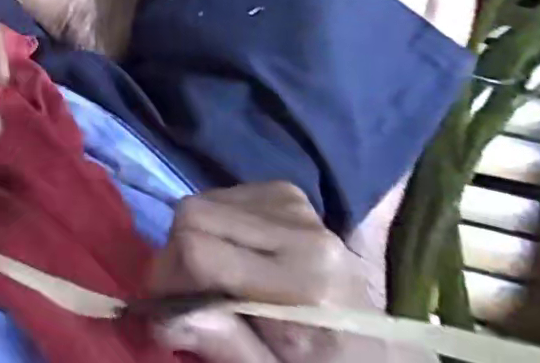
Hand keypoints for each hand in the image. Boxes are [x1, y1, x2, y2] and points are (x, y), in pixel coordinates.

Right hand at [147, 183, 383, 362]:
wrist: (376, 356)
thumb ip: (225, 346)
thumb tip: (164, 313)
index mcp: (304, 284)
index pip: (200, 248)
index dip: (168, 278)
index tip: (163, 311)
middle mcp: (302, 230)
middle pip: (195, 213)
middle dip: (175, 256)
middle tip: (180, 298)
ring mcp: (297, 203)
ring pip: (205, 199)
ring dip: (194, 239)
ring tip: (213, 282)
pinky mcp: (290, 193)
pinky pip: (226, 194)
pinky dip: (216, 225)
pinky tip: (235, 259)